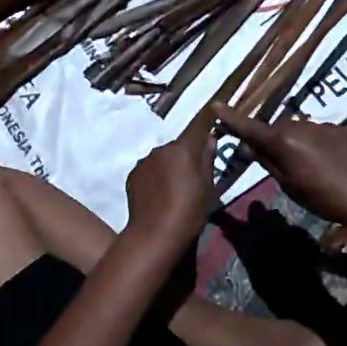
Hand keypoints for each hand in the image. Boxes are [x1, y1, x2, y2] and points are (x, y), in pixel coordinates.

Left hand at [124, 118, 217, 246]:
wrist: (154, 234)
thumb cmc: (189, 212)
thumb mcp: (208, 187)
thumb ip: (207, 160)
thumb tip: (209, 139)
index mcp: (183, 149)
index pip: (198, 125)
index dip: (207, 118)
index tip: (213, 111)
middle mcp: (161, 149)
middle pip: (179, 146)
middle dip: (186, 154)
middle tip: (193, 176)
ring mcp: (144, 161)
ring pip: (162, 158)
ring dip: (169, 166)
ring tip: (174, 190)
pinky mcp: (132, 175)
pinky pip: (149, 170)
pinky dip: (155, 177)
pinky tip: (158, 195)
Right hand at [212, 102, 346, 228]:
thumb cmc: (322, 195)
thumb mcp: (288, 184)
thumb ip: (268, 162)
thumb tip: (249, 147)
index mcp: (281, 140)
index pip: (249, 127)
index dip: (231, 118)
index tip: (216, 106)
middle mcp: (298, 125)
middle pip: (276, 130)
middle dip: (273, 141)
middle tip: (278, 165)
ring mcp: (322, 125)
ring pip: (299, 131)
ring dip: (297, 144)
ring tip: (310, 170)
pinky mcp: (341, 130)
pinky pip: (320, 135)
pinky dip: (318, 146)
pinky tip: (331, 166)